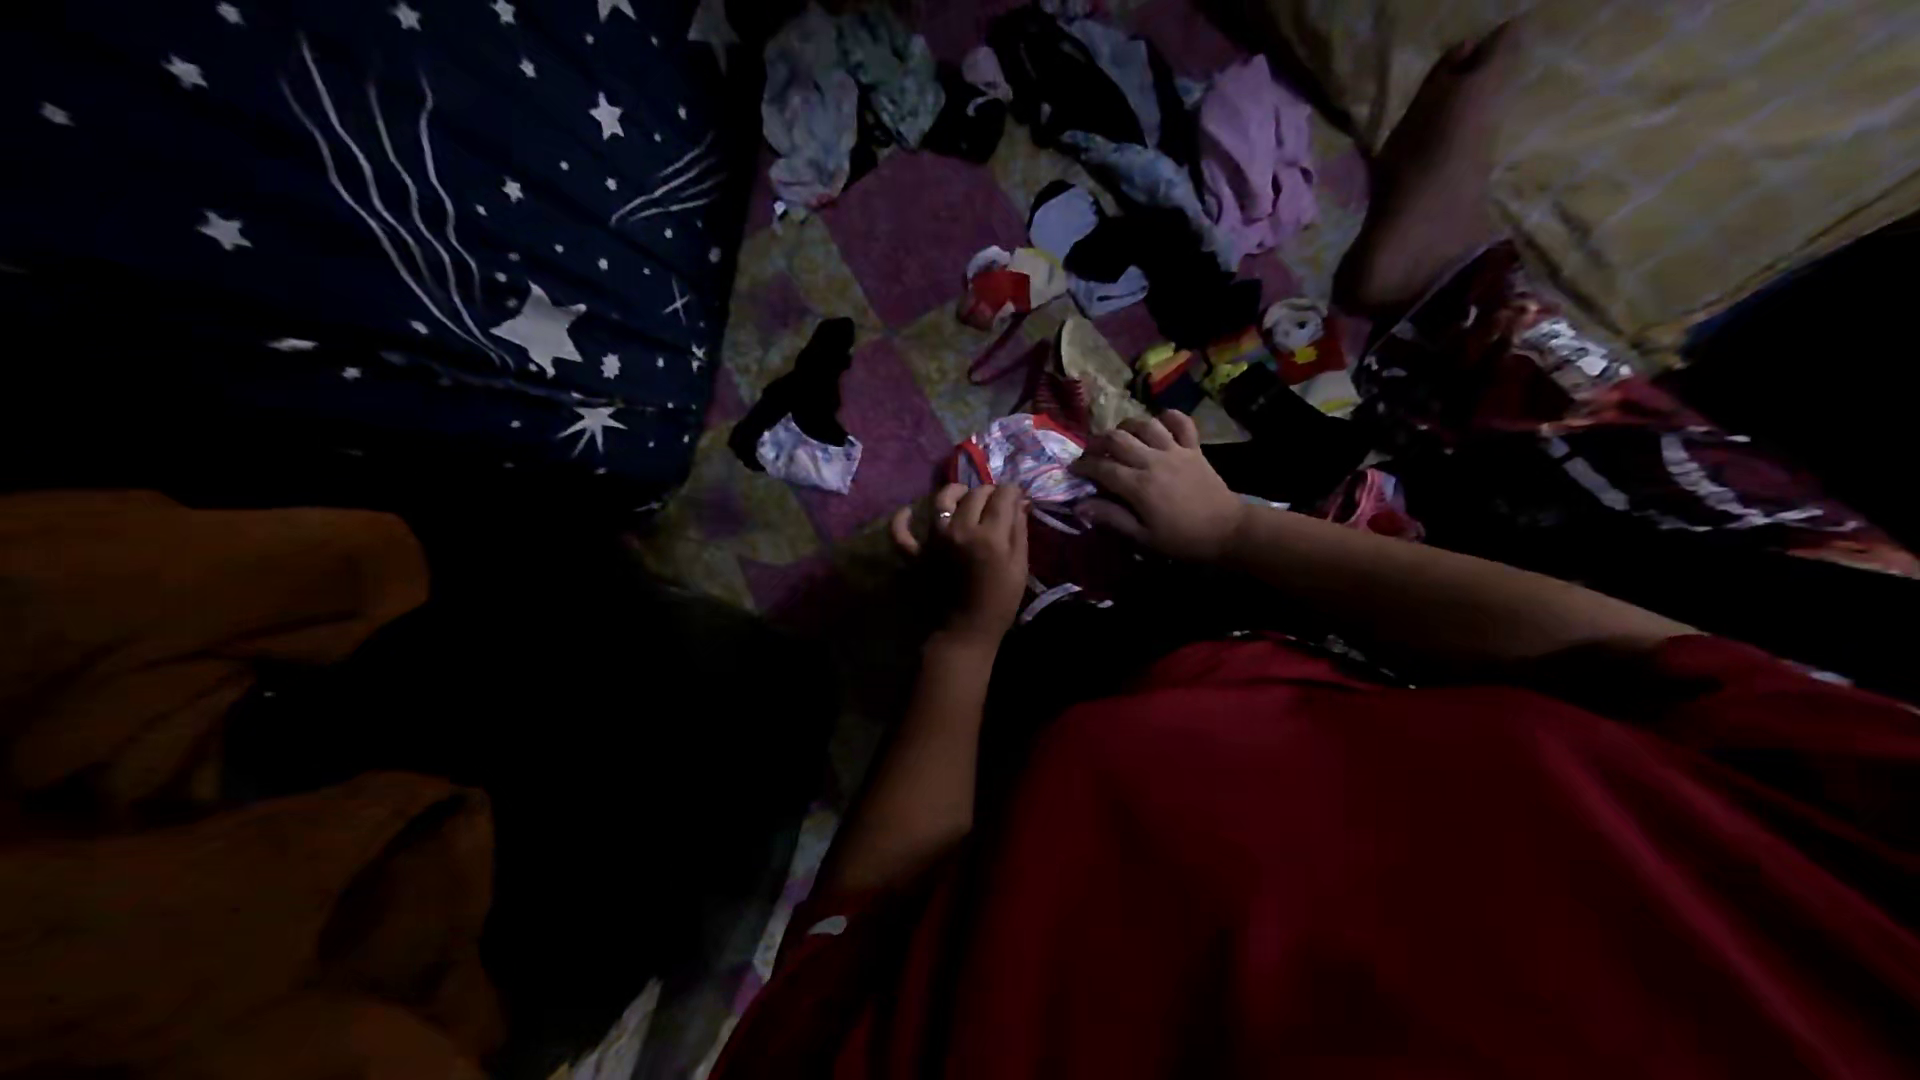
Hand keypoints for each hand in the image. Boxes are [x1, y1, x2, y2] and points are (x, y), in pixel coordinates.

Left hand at [889, 482, 1029, 646]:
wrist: (963, 632)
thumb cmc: (999, 603)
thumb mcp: (1019, 567)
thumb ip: (1019, 531)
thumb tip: (1020, 503)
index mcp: (989, 535)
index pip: (1003, 496)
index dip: (1013, 491)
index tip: (1017, 497)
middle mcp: (959, 529)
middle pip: (975, 494)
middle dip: (990, 491)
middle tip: (996, 501)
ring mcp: (933, 540)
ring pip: (942, 501)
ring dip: (956, 493)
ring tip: (963, 496)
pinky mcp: (915, 554)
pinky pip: (901, 531)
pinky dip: (902, 519)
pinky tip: (909, 511)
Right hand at [1070, 412, 1249, 562]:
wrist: (1228, 531)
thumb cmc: (1182, 539)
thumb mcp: (1142, 537)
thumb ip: (1111, 517)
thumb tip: (1080, 506)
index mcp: (1139, 485)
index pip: (1101, 467)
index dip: (1083, 466)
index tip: (1074, 470)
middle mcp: (1154, 461)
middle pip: (1117, 439)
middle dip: (1097, 442)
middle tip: (1091, 453)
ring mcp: (1175, 451)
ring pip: (1144, 424)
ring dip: (1126, 426)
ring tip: (1119, 437)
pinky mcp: (1194, 448)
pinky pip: (1181, 422)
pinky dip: (1168, 417)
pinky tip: (1158, 423)